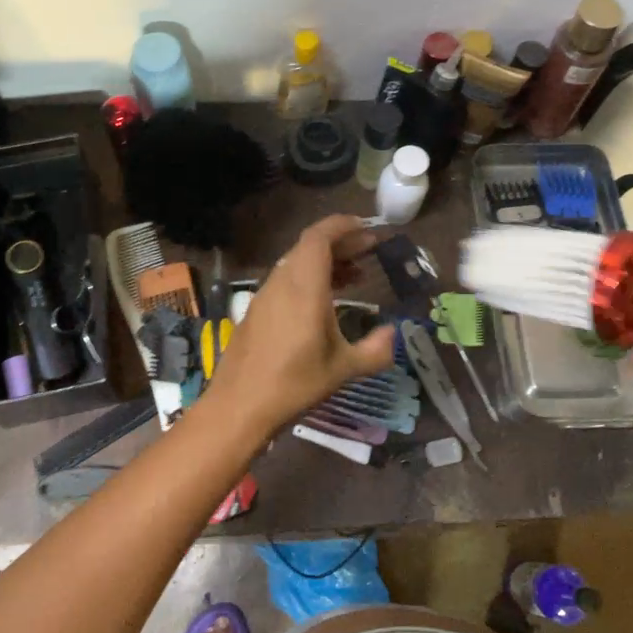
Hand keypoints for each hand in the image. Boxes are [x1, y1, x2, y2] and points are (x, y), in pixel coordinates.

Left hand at [204, 215, 397, 434]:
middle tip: (368, 251)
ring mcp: (265, 296)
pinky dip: (309, 279)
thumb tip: (394, 334)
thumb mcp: (344, 369)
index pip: (319, 237)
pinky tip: (325, 302)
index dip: (342, 226)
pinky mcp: (256, 311)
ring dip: (325, 262)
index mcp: (304, 286)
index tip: (366, 228)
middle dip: (340, 243)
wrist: (239, 406)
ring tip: (354, 276)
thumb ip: (376, 349)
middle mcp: (282, 282)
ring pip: (297, 263)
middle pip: (309, 247)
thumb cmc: (294, 384)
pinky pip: (286, 281)